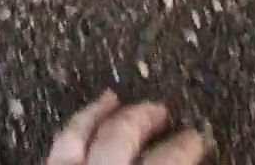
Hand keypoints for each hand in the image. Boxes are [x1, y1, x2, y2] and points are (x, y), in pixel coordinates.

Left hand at [45, 91, 206, 163]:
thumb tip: (185, 153)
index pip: (165, 160)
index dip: (184, 147)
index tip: (197, 137)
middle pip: (120, 136)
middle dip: (143, 117)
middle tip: (162, 109)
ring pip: (76, 134)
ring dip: (97, 112)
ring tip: (114, 97)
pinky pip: (57, 147)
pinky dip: (74, 130)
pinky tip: (81, 128)